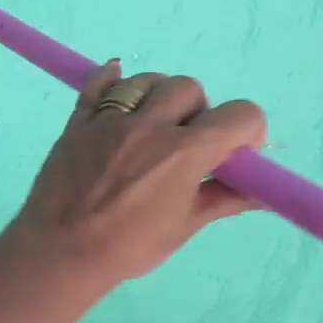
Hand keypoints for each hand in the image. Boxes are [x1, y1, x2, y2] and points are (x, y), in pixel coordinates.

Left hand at [8, 61, 266, 279]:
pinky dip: (108, 77)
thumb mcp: (185, 224)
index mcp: (184, 152)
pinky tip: (116, 76)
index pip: (240, 113)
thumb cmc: (128, 244)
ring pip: (142, 81)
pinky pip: (92, 87)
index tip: (237, 150)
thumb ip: (224, 198)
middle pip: (187, 88)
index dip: (248, 129)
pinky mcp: (74, 126)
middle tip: (188, 137)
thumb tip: (261, 192)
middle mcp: (146, 127)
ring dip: (156, 94)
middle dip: (198, 108)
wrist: (61, 246)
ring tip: (154, 120)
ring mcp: (106, 123)